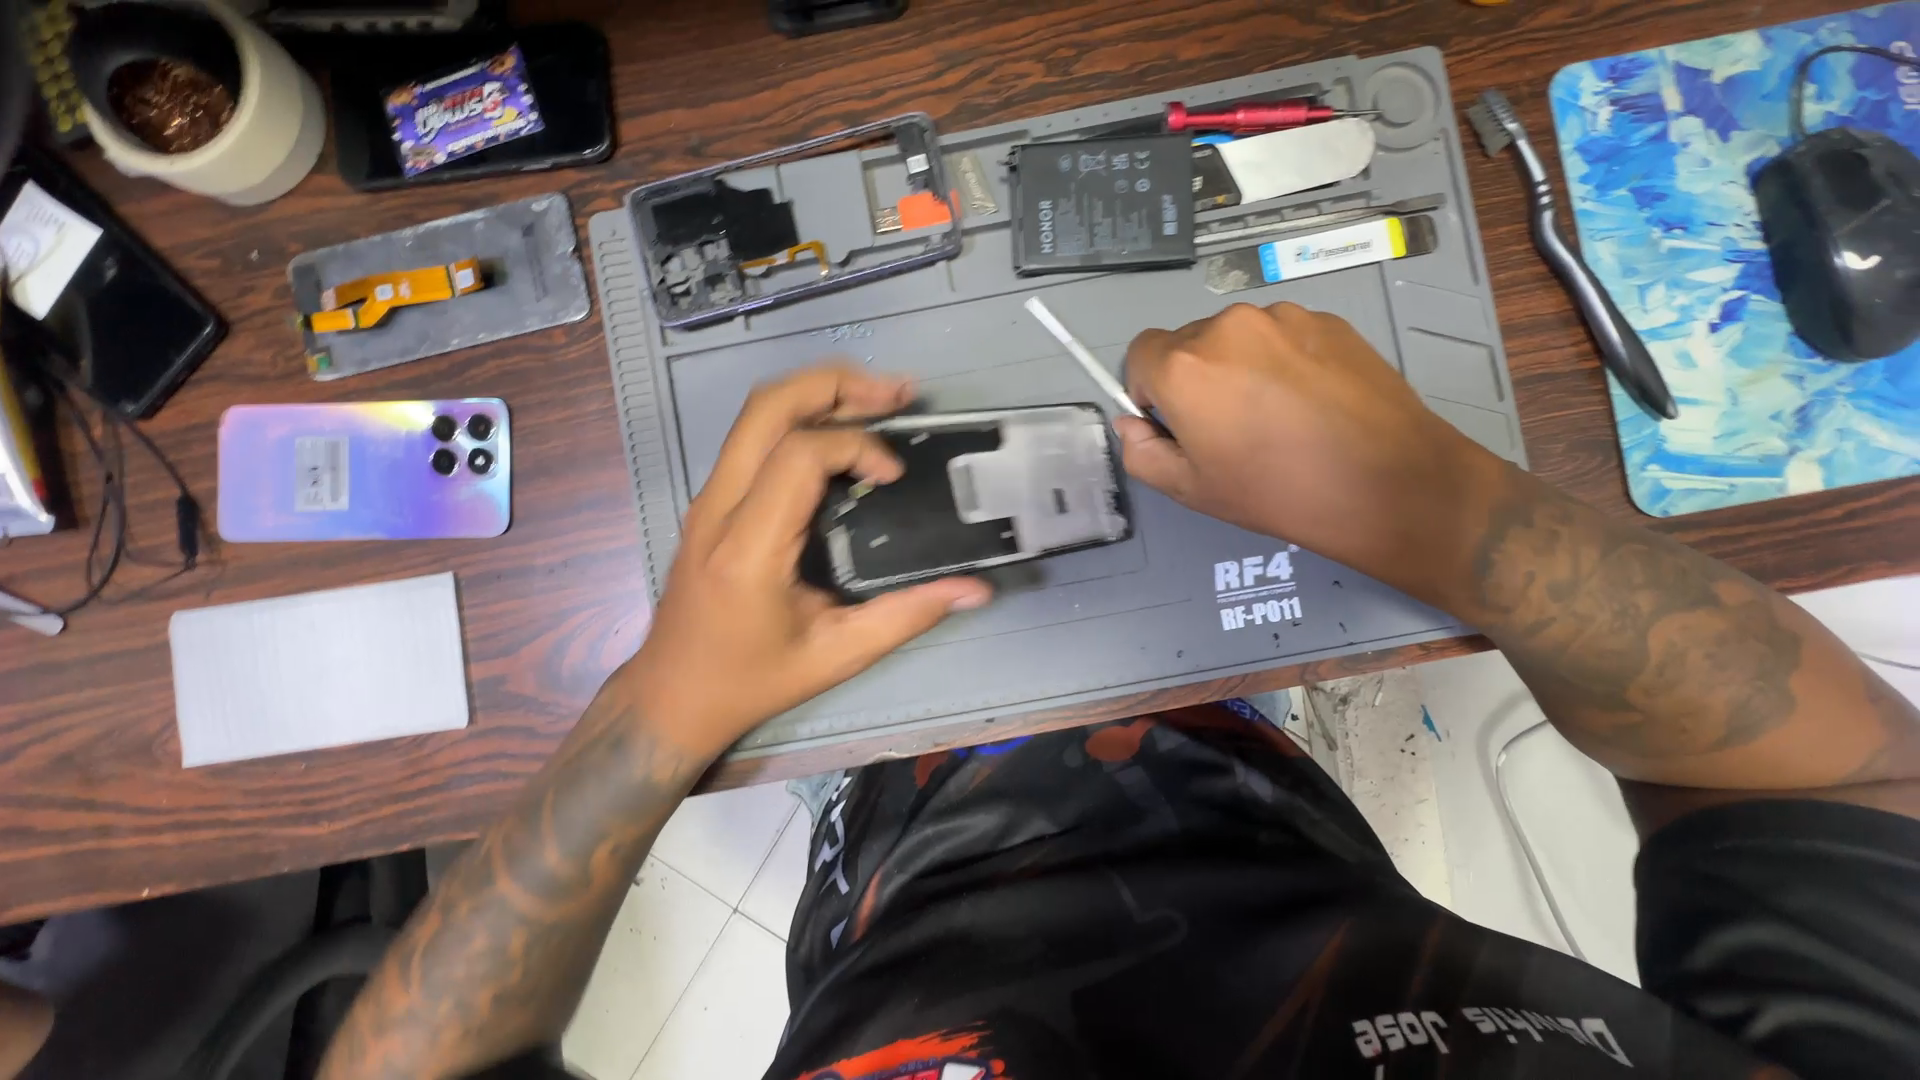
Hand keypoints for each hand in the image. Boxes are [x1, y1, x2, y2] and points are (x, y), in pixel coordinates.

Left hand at [624, 366, 991, 754]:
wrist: (672, 695)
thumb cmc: (751, 680)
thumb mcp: (836, 656)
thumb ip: (907, 616)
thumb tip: (974, 591)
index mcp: (748, 546)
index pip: (799, 455)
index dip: (856, 445)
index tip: (893, 475)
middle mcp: (719, 507)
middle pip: (767, 407)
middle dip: (835, 384)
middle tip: (895, 392)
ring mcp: (708, 499)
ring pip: (755, 413)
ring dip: (817, 394)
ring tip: (876, 401)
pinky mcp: (711, 501)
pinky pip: (753, 437)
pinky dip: (800, 419)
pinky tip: (841, 434)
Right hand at [1114, 302, 1503, 595]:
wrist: (1388, 483)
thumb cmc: (1277, 491)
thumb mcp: (1191, 490)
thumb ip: (1141, 453)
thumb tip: (1133, 423)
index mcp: (1184, 366)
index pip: (1140, 354)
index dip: (1149, 390)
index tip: (1176, 423)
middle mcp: (1227, 327)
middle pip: (1188, 343)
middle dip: (1195, 378)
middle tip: (1230, 427)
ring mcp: (1282, 317)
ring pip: (1237, 338)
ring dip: (1240, 366)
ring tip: (1278, 415)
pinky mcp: (1327, 320)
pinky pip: (1283, 335)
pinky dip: (1283, 360)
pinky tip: (1311, 402)